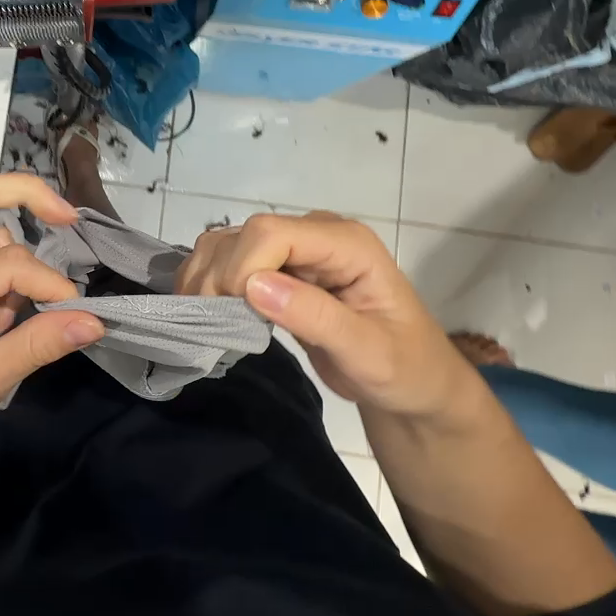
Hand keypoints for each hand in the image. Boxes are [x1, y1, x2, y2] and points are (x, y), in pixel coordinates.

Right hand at [175, 212, 477, 420]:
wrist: (411, 382)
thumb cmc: (403, 371)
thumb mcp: (371, 355)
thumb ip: (318, 318)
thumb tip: (254, 286)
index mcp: (346, 244)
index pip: (270, 233)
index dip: (242, 269)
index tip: (239, 316)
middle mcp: (314, 234)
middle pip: (242, 236)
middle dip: (219, 280)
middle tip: (219, 329)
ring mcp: (291, 248)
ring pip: (224, 244)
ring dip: (204, 280)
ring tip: (211, 324)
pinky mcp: (273, 265)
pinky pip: (223, 259)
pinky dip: (204, 282)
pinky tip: (209, 314)